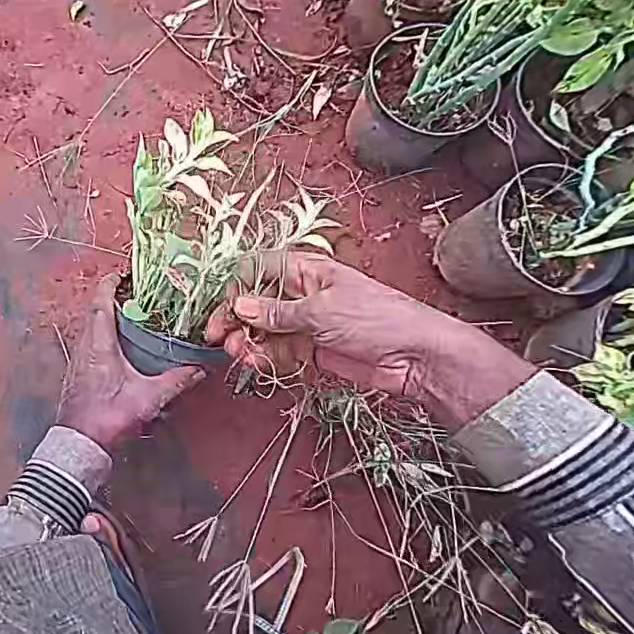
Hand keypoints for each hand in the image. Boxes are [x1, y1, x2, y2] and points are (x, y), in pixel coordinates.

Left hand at [56, 275, 205, 446]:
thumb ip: (175, 382)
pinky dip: (101, 331)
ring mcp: (78, 359)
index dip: (109, 285)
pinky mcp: (77, 371)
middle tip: (132, 291)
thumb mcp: (148, 398)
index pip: (100, 305)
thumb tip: (198, 369)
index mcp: (99, 346)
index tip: (121, 274)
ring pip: (89, 326)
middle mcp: (85, 347)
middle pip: (94, 311)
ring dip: (104, 314)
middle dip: (110, 296)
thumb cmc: (108, 418)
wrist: (80, 443)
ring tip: (127, 312)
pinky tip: (117, 341)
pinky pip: (88, 340)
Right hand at [203, 254, 535, 428]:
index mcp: (307, 271)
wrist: (415, 357)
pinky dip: (264, 357)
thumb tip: (241, 304)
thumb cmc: (378, 319)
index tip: (223, 310)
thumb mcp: (322, 310)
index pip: (259, 271)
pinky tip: (255, 362)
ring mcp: (306, 323)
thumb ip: (278, 311)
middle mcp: (302, 294)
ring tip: (238, 353)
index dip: (237, 288)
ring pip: (264, 329)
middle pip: (257, 302)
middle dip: (236, 318)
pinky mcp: (311, 351)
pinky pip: (279, 351)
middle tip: (218, 337)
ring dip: (247, 340)